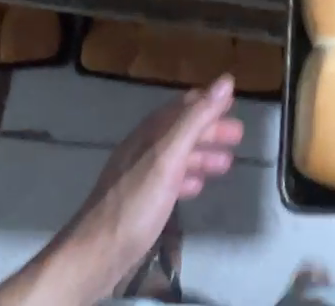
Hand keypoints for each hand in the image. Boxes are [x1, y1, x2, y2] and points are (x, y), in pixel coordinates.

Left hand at [71, 75, 245, 277]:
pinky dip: (187, 176)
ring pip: (177, 154)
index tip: (233, 103)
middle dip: (210, 129)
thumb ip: (196, 119)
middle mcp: (144, 147)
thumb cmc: (136, 201)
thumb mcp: (169, 156)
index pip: (184, 106)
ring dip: (202, 154)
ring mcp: (140, 174)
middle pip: (182, 129)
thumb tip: (225, 81)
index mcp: (151, 132)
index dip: (209, 102)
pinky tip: (198, 187)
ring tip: (226, 163)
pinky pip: (169, 178)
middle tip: (238, 136)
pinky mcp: (140, 199)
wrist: (96, 252)